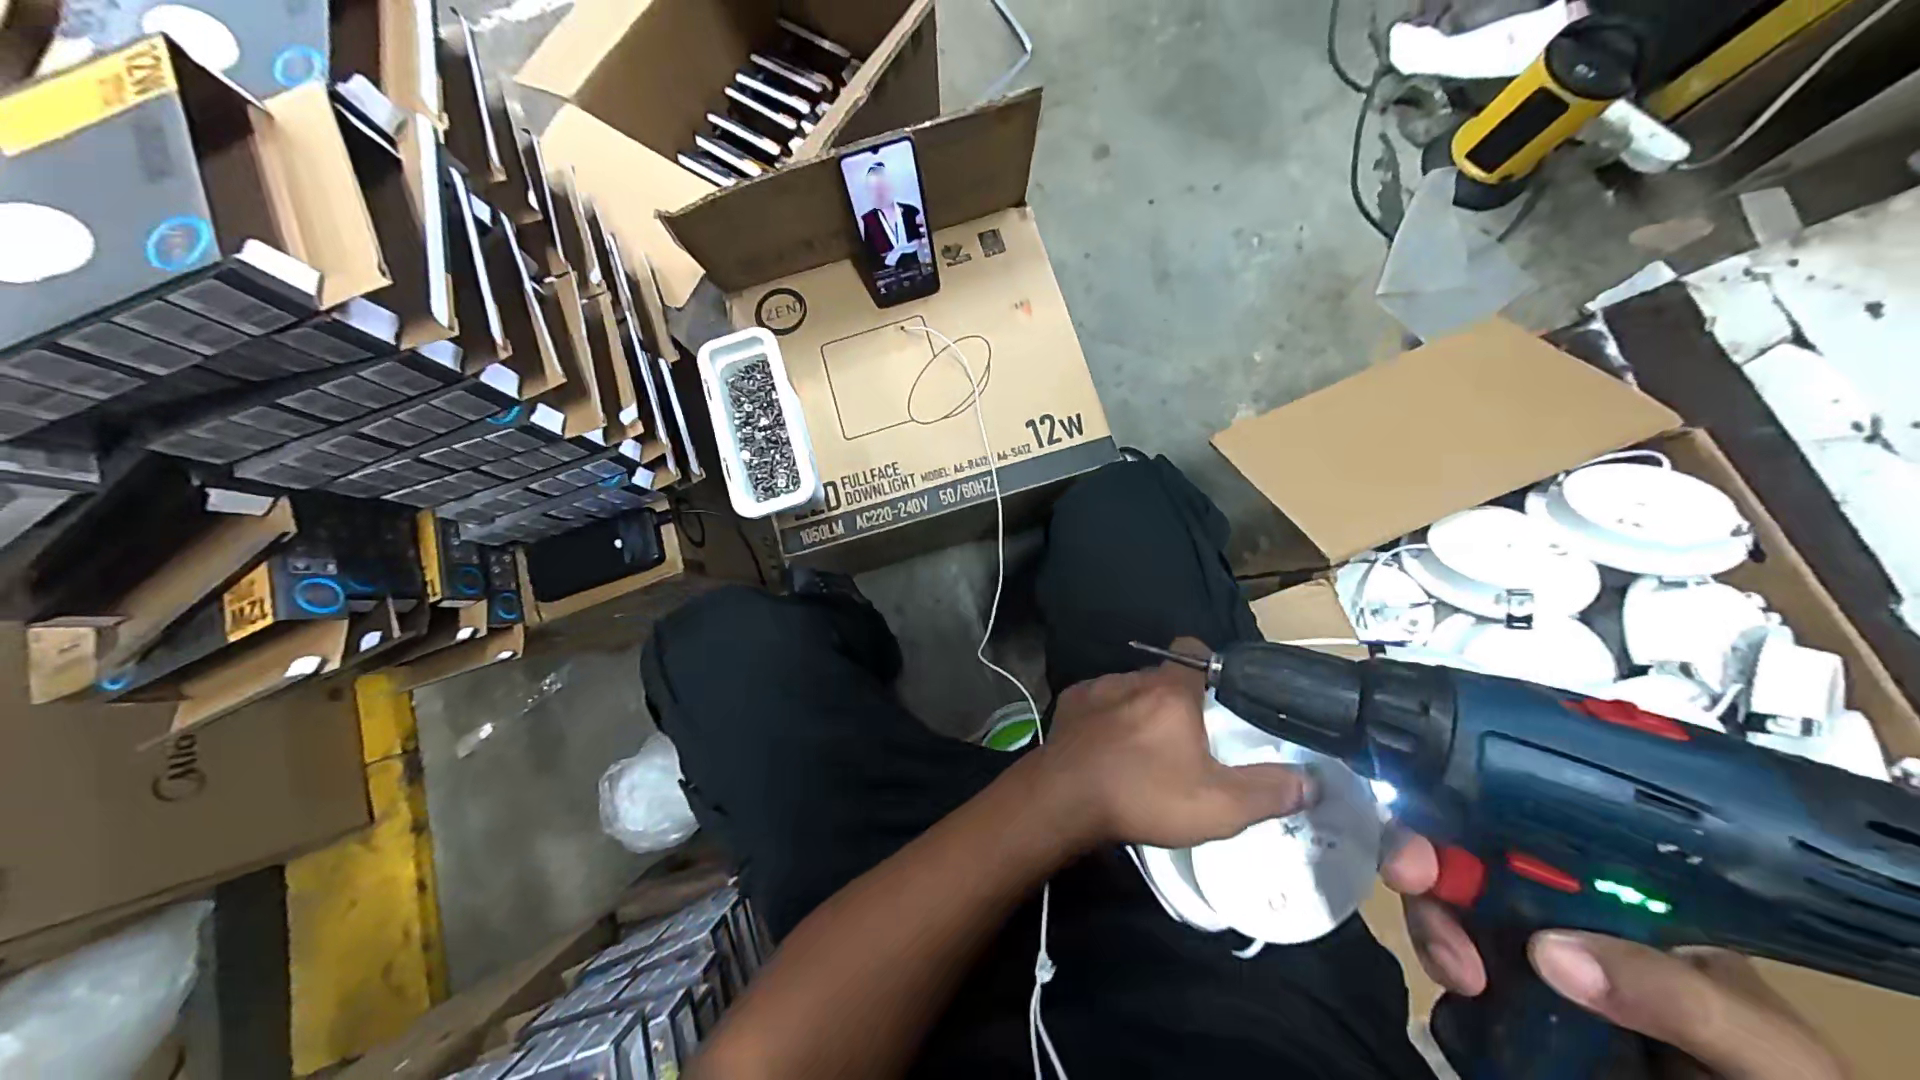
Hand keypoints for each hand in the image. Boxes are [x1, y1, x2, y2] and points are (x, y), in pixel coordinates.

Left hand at [1031, 637, 1311, 849]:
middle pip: (1162, 677)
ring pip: (1127, 690)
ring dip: (1138, 710)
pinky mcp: (1068, 706)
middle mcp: (1131, 678)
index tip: (1219, 697)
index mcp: (1171, 690)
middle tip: (1186, 739)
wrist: (1062, 800)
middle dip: (1176, 700)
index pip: (1194, 650)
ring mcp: (1094, 689)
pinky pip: (1097, 704)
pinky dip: (1106, 719)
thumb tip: (1311, 781)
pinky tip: (1107, 749)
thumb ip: (1268, 791)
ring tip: (1143, 749)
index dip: (1210, 667)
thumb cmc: (1143, 795)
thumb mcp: (1218, 805)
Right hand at [1384, 831, 1844, 1079]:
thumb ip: (1674, 993)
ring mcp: (1527, 959)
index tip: (1446, 826)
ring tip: (1455, 973)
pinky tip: (1454, 987)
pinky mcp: (1502, 1004)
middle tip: (1407, 873)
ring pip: (1447, 906)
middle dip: (1428, 858)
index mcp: (1619, 899)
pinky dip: (1433, 962)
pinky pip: (1446, 964)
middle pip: (1471, 861)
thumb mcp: (1761, 1045)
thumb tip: (1548, 951)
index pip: (1534, 836)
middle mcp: (1561, 915)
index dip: (1478, 818)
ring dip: (1430, 920)